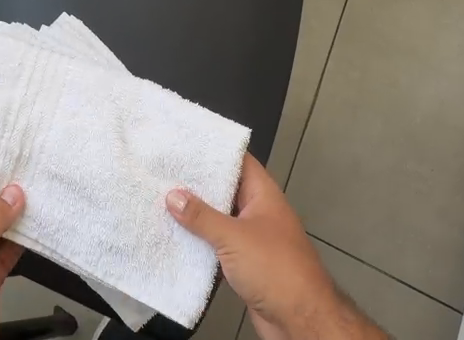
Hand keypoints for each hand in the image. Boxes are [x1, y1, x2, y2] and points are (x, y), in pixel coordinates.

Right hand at [167, 155, 387, 339]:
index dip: (214, 150)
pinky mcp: (245, 264)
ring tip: (161, 200)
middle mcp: (257, 211)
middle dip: (197, 183)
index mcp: (263, 194)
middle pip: (224, 189)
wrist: (301, 322)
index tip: (184, 141)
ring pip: (219, 219)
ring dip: (196, 216)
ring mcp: (252, 238)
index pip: (237, 160)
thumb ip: (202, 216)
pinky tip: (175, 238)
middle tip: (164, 170)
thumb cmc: (276, 268)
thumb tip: (173, 195)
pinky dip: (200, 243)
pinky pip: (218, 245)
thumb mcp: (234, 237)